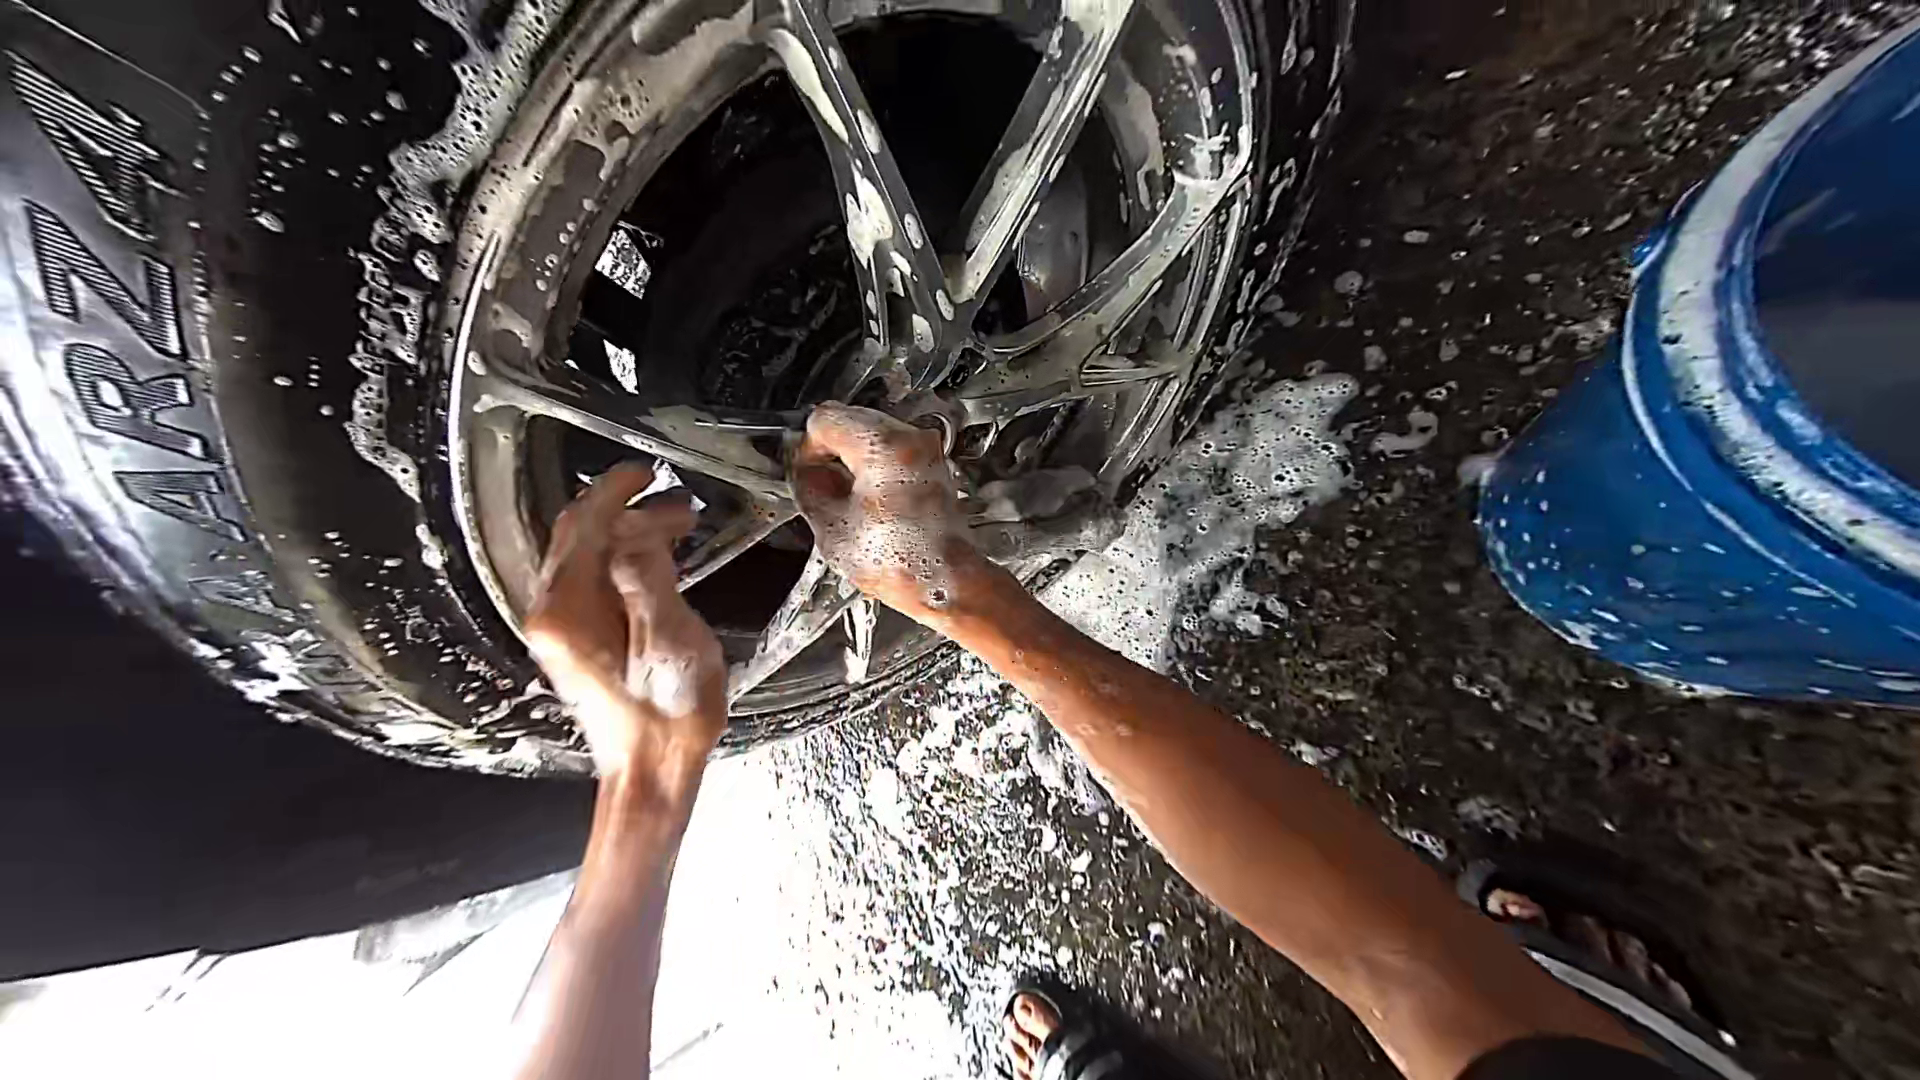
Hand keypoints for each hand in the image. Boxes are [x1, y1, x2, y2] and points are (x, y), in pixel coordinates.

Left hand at [524, 463, 726, 780]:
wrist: (650, 771)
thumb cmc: (670, 714)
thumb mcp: (671, 644)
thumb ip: (650, 581)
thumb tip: (637, 532)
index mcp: (569, 610)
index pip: (586, 528)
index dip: (616, 492)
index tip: (648, 470)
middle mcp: (552, 613)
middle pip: (578, 537)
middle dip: (625, 507)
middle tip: (677, 499)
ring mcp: (561, 628)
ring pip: (586, 556)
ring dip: (628, 530)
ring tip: (678, 523)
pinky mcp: (577, 640)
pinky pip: (593, 578)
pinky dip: (624, 555)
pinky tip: (659, 558)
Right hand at [790, 402, 989, 622]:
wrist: (946, 584)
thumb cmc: (900, 563)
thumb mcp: (832, 527)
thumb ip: (809, 488)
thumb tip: (803, 471)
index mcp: (881, 447)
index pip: (826, 418)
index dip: (807, 446)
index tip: (805, 468)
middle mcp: (909, 439)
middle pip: (851, 417)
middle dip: (830, 448)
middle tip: (820, 481)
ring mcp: (926, 450)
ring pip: (872, 430)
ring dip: (853, 455)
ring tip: (846, 494)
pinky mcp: (933, 465)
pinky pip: (893, 448)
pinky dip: (875, 464)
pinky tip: (869, 496)